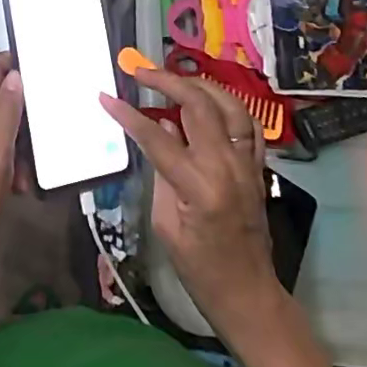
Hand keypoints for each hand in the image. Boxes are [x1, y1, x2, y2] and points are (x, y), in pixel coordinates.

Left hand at [0, 52, 24, 287]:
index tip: (45, 66)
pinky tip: (24, 182)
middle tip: (51, 115)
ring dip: (22, 139)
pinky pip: (1, 148)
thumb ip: (6, 112)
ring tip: (35, 160)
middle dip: (24, 106)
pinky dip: (15, 159)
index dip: (14, 62)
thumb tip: (16, 74)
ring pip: (4, 124)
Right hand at [100, 68, 282, 335]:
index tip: (107, 96)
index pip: (158, 137)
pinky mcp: (258, 165)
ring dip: (199, 85)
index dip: (129, 115)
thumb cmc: (200, 271)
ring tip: (173, 78)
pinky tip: (210, 100)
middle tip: (141, 72)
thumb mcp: (167, 227)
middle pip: (198, 105)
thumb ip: (162, 173)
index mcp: (199, 185)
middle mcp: (227, 164)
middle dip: (167, 81)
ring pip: (228, 103)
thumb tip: (162, 127)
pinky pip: (248, 122)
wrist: (248, 294)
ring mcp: (247, 161)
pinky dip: (228, 104)